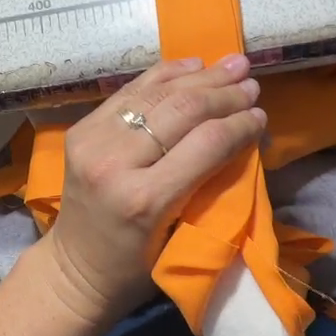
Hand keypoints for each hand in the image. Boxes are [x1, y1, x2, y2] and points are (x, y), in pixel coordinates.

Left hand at [41, 55, 266, 327]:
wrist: (74, 270)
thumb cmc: (137, 269)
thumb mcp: (183, 237)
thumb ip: (211, 187)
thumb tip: (247, 138)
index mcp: (145, 199)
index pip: (206, 144)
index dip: (239, 124)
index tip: (262, 117)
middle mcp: (115, 162)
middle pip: (182, 110)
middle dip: (223, 95)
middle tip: (252, 85)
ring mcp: (92, 140)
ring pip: (156, 94)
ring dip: (199, 77)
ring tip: (233, 65)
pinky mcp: (81, 129)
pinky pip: (129, 92)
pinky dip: (164, 76)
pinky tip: (192, 65)